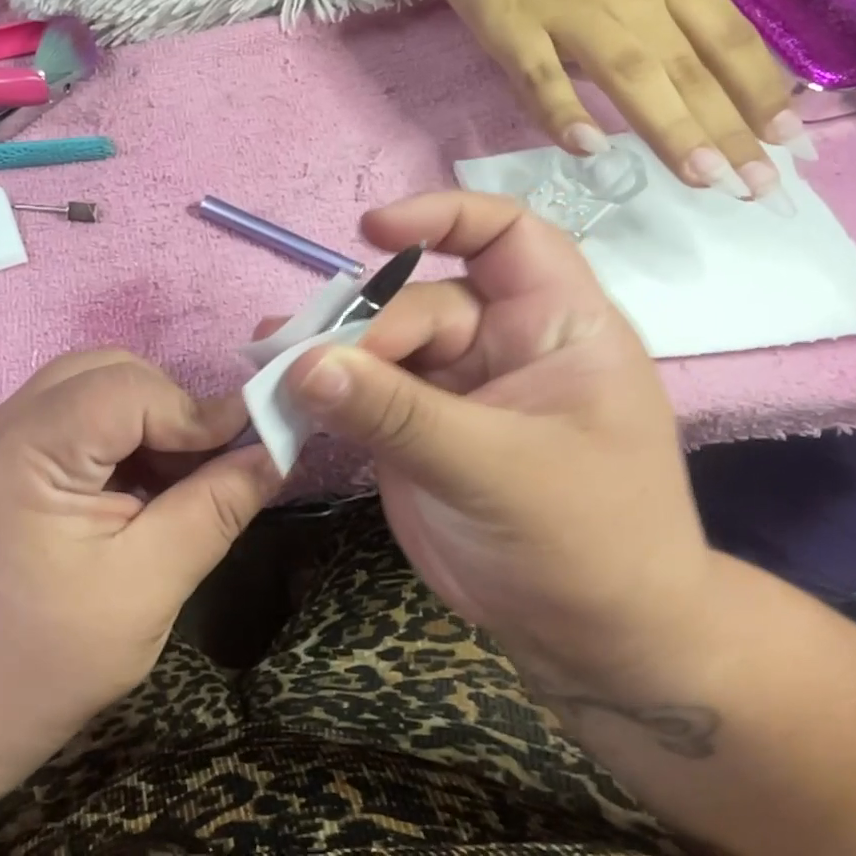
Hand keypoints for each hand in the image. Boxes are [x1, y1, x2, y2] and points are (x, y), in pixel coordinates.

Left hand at [0, 351, 280, 792]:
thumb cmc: (60, 651)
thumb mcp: (151, 583)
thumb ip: (215, 507)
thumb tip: (275, 450)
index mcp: (25, 451)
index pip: (123, 389)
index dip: (190, 411)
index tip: (243, 448)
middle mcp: (5, 424)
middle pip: (107, 372)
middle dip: (170, 409)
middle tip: (210, 466)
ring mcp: (3, 435)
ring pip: (96, 384)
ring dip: (150, 419)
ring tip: (179, 480)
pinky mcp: (12, 454)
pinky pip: (79, 413)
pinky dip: (124, 434)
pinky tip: (145, 484)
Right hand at [281, 192, 716, 687]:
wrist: (584, 637)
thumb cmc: (582, 541)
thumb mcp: (496, 469)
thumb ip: (397, 413)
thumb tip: (303, 363)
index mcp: (555, 328)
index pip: (506, 237)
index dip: (443, 217)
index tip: (370, 233)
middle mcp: (499, 346)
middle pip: (416, 305)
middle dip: (361, 330)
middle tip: (306, 369)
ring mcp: (450, 390)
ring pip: (377, 348)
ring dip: (325, 355)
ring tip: (271, 366)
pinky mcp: (410, 430)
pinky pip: (357, 394)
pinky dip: (319, 392)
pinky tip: (279, 394)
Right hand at [404, 0, 806, 209]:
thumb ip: (637, 2)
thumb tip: (647, 64)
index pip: (726, 37)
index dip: (760, 89)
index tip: (787, 139)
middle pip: (689, 66)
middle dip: (729, 127)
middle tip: (758, 186)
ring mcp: (566, 10)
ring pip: (631, 73)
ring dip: (671, 126)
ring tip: (702, 178)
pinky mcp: (507, 24)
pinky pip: (537, 74)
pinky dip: (562, 110)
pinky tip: (586, 147)